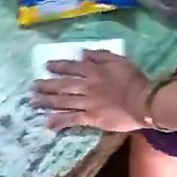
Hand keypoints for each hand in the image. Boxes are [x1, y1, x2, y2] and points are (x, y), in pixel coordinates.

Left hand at [31, 50, 151, 131]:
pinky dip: (59, 121)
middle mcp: (86, 86)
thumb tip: (83, 52)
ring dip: (47, 102)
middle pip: (63, 85)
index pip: (72, 67)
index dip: (58, 66)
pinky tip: (48, 124)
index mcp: (94, 71)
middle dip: (46, 85)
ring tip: (33, 102)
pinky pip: (72, 119)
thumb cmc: (135, 80)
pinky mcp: (91, 118)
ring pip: (63, 101)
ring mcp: (87, 103)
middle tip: (32, 87)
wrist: (144, 101)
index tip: (46, 66)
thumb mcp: (119, 60)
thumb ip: (100, 55)